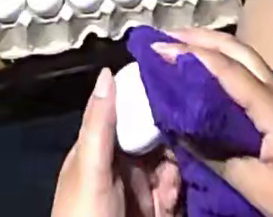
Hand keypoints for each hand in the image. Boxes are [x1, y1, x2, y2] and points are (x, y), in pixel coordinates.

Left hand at [54, 67, 183, 216]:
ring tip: (170, 184)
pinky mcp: (156, 213)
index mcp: (99, 149)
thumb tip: (109, 70)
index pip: (127, 112)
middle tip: (184, 141)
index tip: (173, 91)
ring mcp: (140, 193)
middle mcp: (121, 165)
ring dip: (177, 168)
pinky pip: (176, 193)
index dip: (148, 101)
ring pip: (169, 164)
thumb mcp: (89, 171)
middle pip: (154, 137)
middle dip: (171, 139)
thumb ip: (100, 123)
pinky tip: (172, 200)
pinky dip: (179, 192)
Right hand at [159, 29, 272, 216]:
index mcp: (271, 104)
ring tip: (178, 46)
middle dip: (197, 37)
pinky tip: (208, 73)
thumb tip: (181, 133)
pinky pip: (248, 71)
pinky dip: (222, 62)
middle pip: (234, 48)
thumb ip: (221, 159)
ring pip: (242, 55)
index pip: (223, 67)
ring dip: (210, 45)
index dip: (188, 54)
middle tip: (161, 36)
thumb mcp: (266, 191)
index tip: (155, 47)